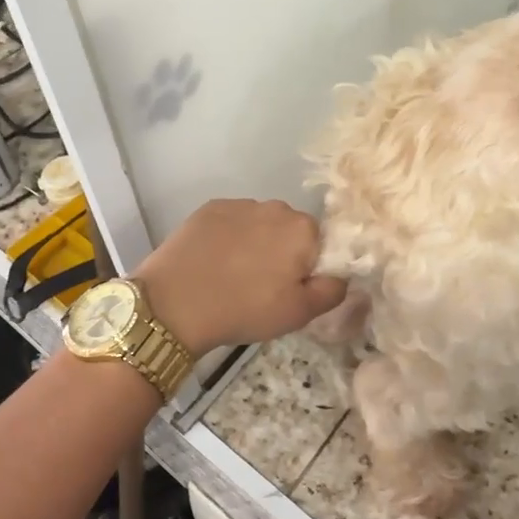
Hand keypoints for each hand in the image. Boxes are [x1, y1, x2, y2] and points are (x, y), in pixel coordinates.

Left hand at [133, 199, 347, 355]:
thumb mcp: (298, 314)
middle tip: (262, 286)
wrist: (174, 304)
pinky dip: (229, 237)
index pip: (319, 244)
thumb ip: (332, 291)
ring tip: (233, 275)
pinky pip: (232, 221)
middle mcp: (277, 207)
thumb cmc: (244, 309)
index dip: (306, 268)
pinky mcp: (210, 207)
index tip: (288, 290)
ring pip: (260, 224)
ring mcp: (241, 204)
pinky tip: (214, 262)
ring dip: (255, 243)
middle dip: (282, 252)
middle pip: (290, 230)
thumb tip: (344, 276)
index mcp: (304, 230)